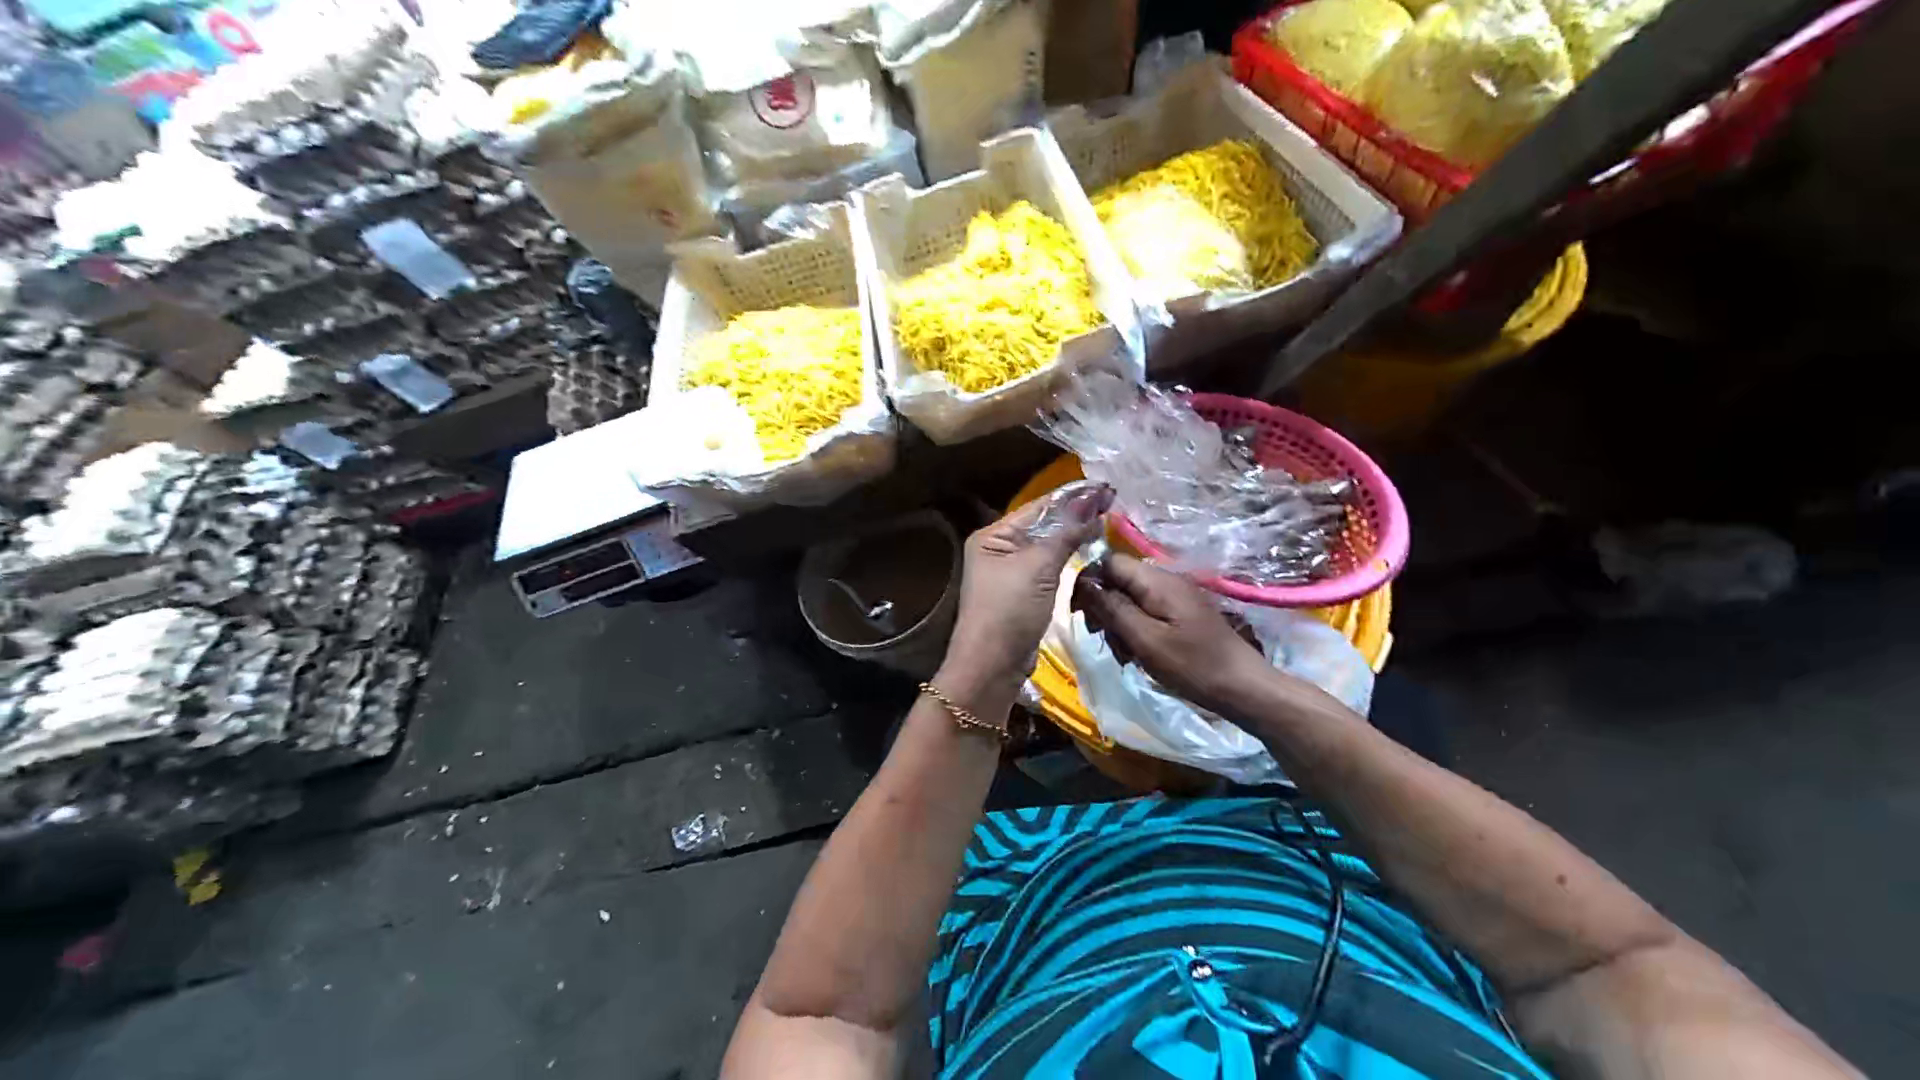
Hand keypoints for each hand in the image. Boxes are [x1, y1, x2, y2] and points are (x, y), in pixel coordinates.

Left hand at [942, 484, 1111, 687]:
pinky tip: (1090, 551)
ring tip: (1107, 521)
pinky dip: (1068, 559)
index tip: (1106, 488)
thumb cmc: (1010, 610)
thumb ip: (1066, 532)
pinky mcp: (1024, 594)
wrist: (993, 665)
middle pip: (1043, 525)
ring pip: (1048, 547)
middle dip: (1075, 515)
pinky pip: (1049, 568)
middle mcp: (999, 549)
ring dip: (1074, 536)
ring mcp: (1011, 573)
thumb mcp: (1039, 567)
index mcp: (993, 536)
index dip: (1072, 497)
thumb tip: (1092, 499)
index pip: (1038, 508)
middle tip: (1112, 502)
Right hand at [1072, 553, 1273, 716]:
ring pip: (1129, 599)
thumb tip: (1083, 582)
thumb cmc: (1192, 664)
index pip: (1109, 561)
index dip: (1089, 582)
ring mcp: (1175, 597)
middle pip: (1118, 580)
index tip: (1078, 613)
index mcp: (1157, 580)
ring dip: (1118, 624)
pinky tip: (1137, 654)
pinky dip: (1135, 631)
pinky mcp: (1180, 613)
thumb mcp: (1145, 639)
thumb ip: (1112, 607)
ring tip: (1123, 654)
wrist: (1242, 687)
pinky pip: (1146, 612)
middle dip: (1103, 607)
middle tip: (1101, 638)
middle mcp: (1165, 580)